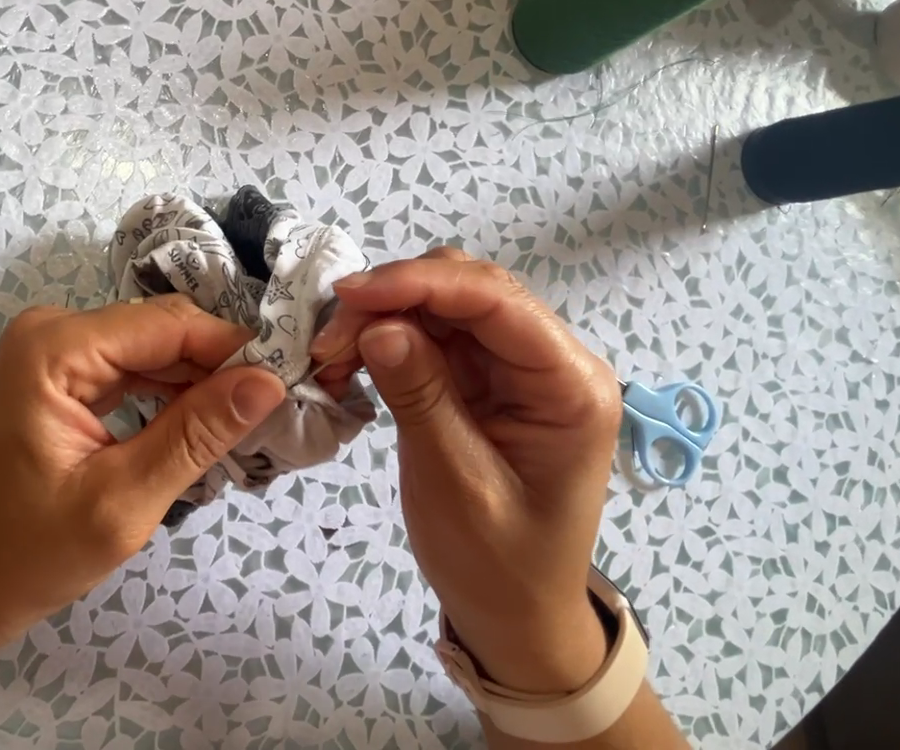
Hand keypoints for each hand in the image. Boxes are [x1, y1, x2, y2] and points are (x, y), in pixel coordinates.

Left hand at [0, 296, 286, 666]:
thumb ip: (196, 434)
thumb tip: (269, 382)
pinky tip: (202, 424)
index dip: (233, 349)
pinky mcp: (62, 373)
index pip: (168, 325)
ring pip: (153, 347)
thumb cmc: (27, 556)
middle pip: (162, 330)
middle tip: (274, 410)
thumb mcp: (123, 501)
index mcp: (55, 348)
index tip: (288, 382)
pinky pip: (133, 367)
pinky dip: (170, 393)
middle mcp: (53, 330)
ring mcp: (54, 350)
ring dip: (199, 382)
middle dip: (218, 367)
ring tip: (246, 421)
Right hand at [308, 248, 621, 694]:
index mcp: (569, 385)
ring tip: (330, 355)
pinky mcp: (483, 377)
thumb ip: (421, 396)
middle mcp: (549, 360)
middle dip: (394, 298)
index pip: (497, 301)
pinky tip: (349, 363)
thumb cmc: (498, 564)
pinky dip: (385, 338)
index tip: (349, 294)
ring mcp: (514, 366)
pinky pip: (431, 334)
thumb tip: (376, 325)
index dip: (420, 283)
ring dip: (381, 316)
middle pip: (469, 288)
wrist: (515, 615)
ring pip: (442, 304)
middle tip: (330, 338)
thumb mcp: (455, 482)